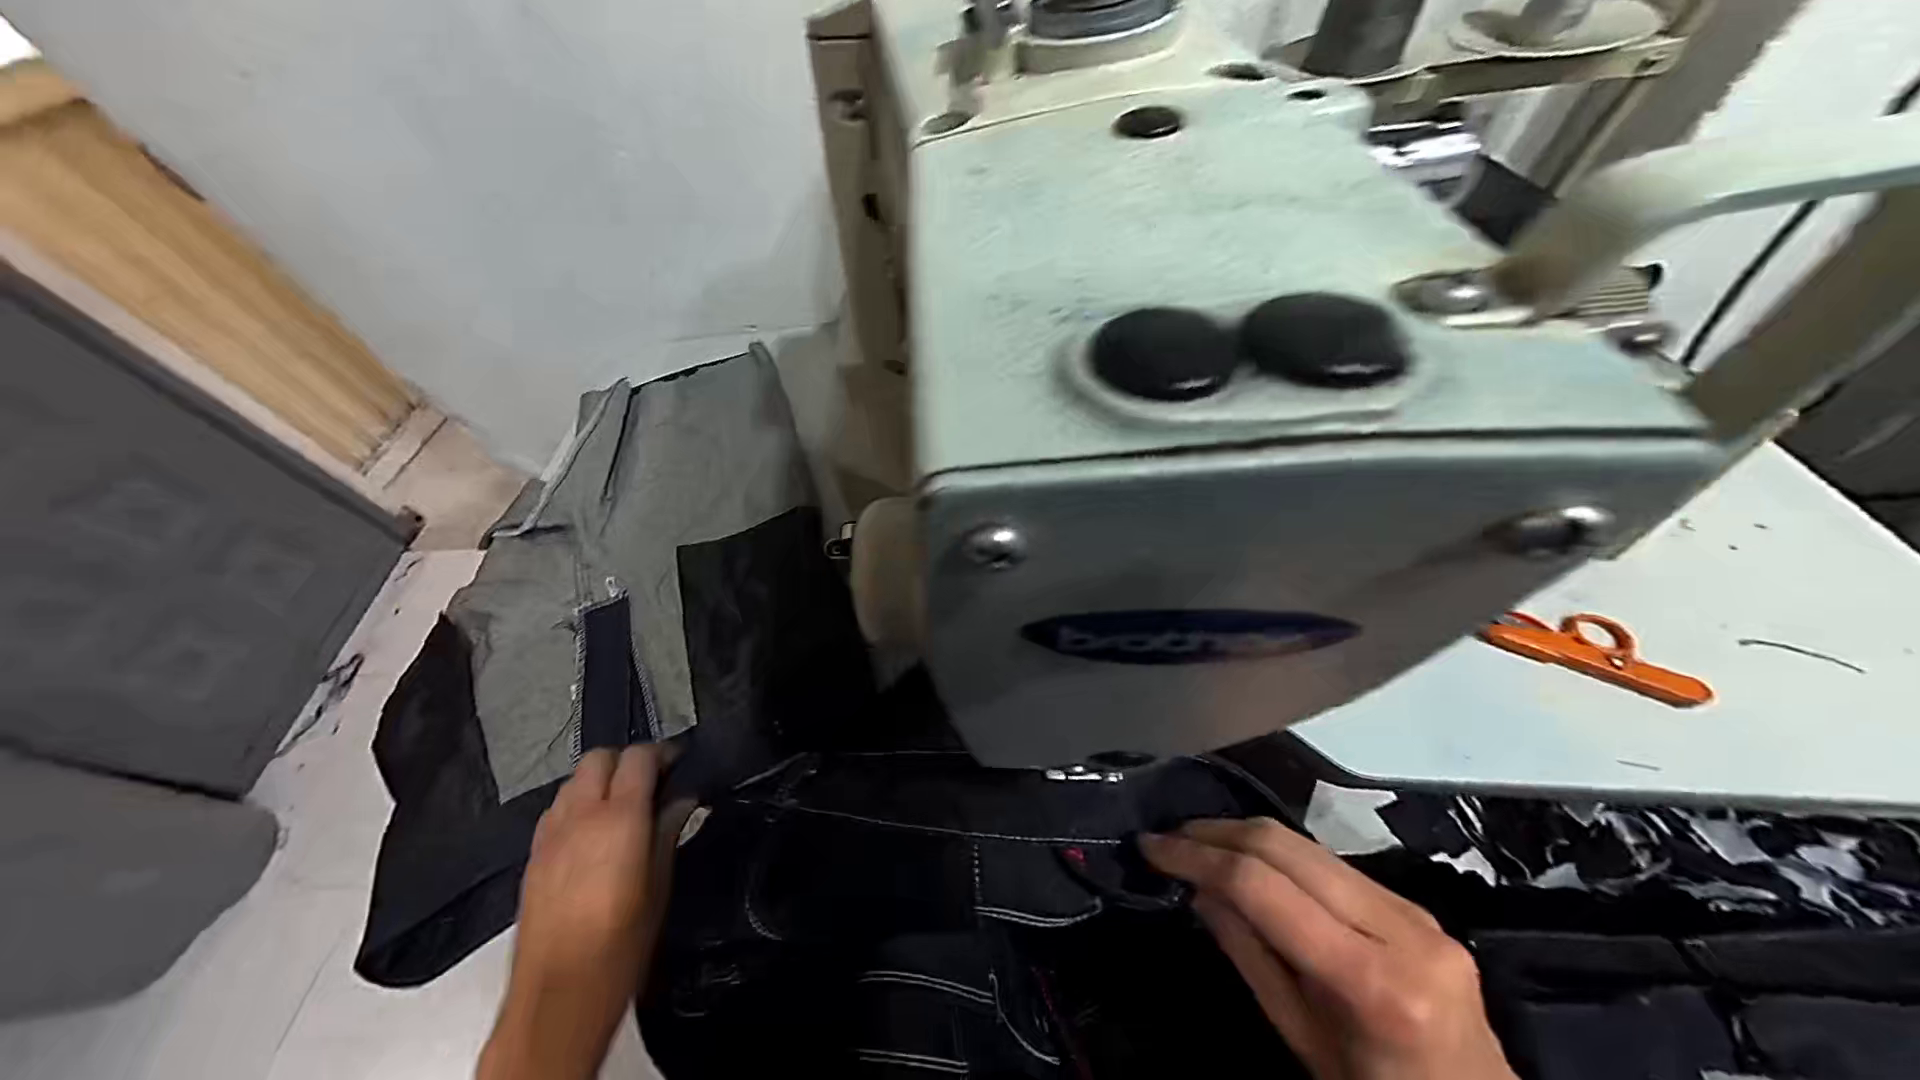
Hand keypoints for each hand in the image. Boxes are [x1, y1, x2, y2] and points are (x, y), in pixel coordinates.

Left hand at [481, 745, 681, 1079]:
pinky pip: (556, 808)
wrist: (559, 991)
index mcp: (618, 817)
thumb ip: (669, 830)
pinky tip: (593, 830)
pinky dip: (578, 803)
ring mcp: (550, 833)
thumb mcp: (661, 882)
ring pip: (573, 780)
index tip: (680, 763)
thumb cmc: (623, 938)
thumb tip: (683, 798)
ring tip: (624, 804)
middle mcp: (579, 814)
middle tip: (653, 781)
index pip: (638, 757)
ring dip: (600, 780)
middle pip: (599, 757)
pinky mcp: (532, 854)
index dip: (663, 752)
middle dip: (628, 759)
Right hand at [1141, 818, 1517, 1079]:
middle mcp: (1401, 929)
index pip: (1263, 887)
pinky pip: (1329, 861)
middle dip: (1216, 832)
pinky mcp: (1415, 903)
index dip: (1198, 857)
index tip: (1152, 846)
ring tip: (1196, 841)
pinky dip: (1277, 853)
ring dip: (1242, 834)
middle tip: (1168, 837)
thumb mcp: (1302, 1041)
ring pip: (1306, 844)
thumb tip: (1198, 888)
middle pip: (1285, 847)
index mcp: (1371, 982)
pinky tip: (1247, 859)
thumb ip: (1248, 956)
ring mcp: (1416, 910)